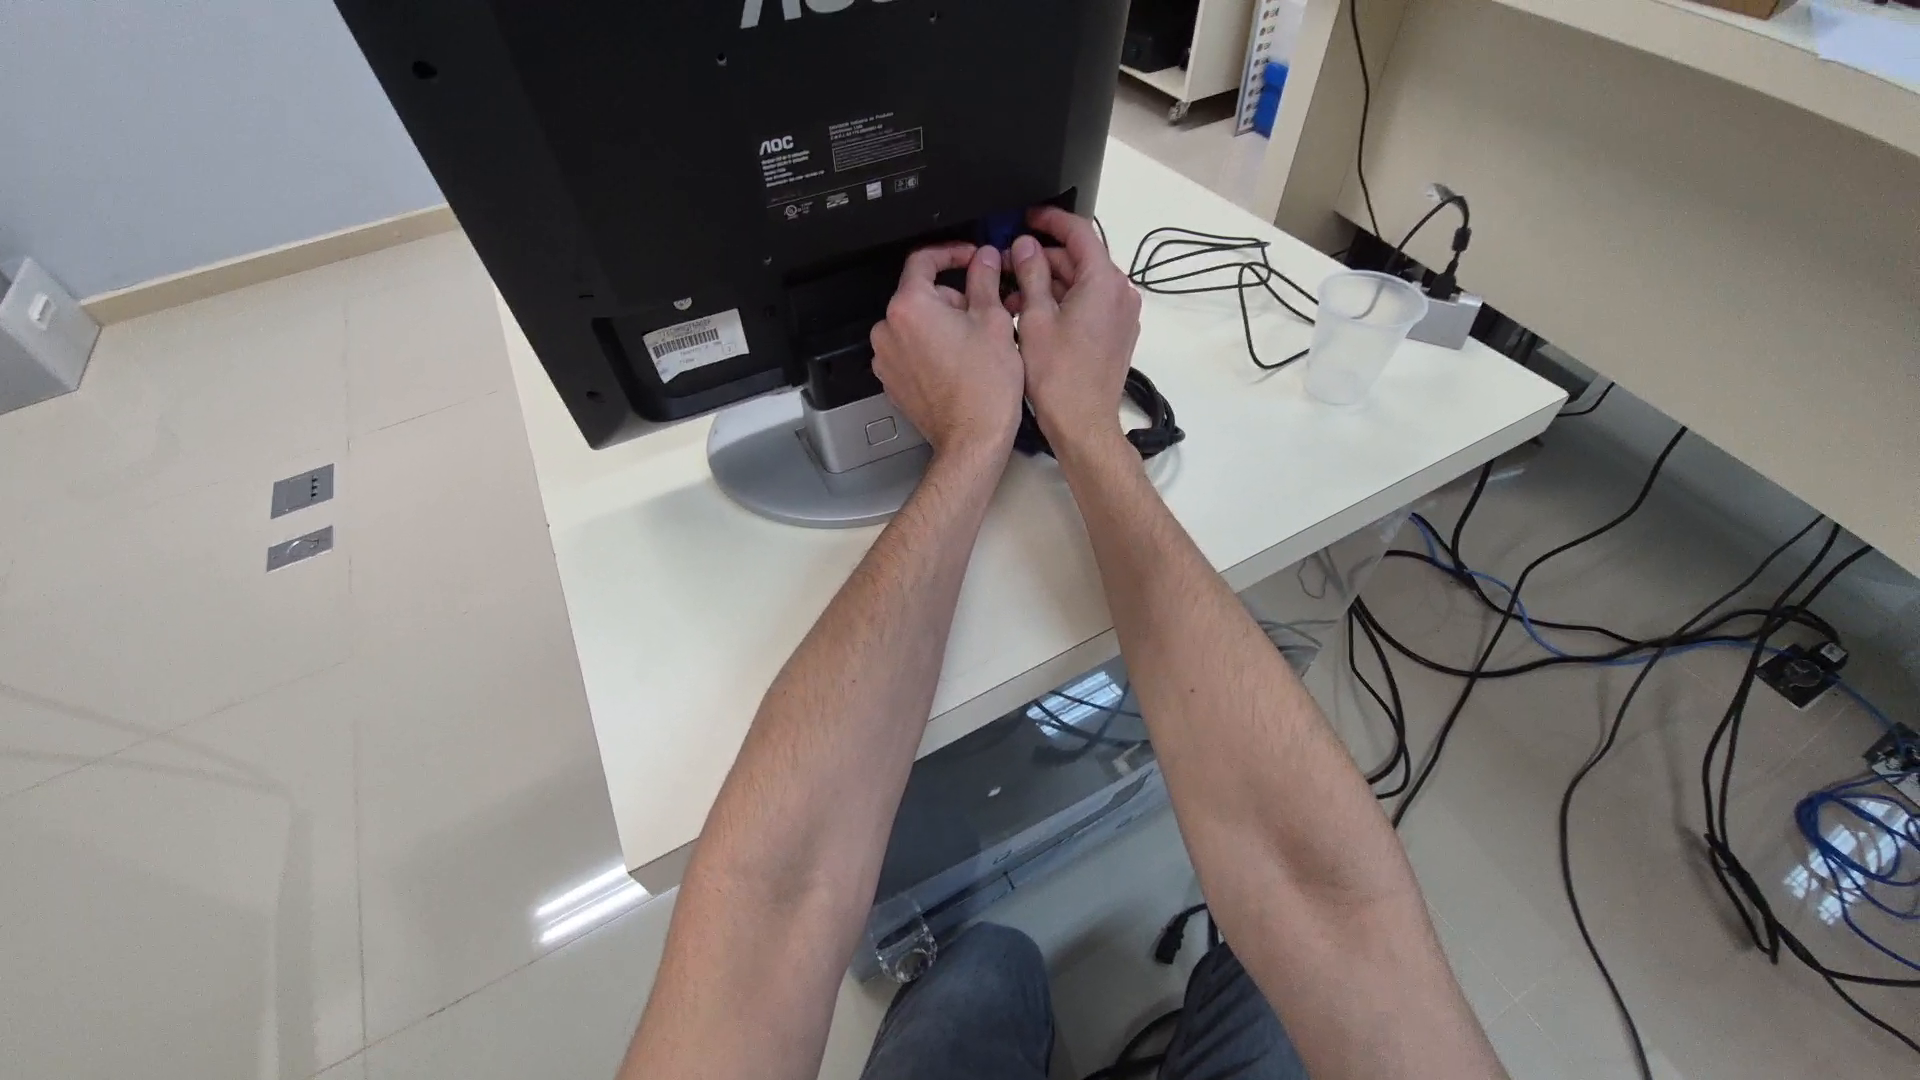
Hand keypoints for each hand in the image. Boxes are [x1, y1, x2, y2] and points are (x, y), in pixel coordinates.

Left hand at [870, 242, 1024, 458]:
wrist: (972, 440)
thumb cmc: (983, 390)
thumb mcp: (994, 321)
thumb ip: (984, 280)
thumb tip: (984, 259)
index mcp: (909, 307)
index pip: (923, 260)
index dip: (951, 253)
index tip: (970, 258)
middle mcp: (888, 330)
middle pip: (920, 295)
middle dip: (951, 298)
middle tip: (983, 313)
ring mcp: (886, 358)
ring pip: (915, 325)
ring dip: (942, 325)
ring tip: (973, 345)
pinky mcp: (892, 381)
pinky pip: (910, 351)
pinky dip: (931, 350)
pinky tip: (958, 364)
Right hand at [1007, 207, 1142, 453]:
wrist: (1083, 424)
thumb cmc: (1059, 377)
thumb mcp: (1035, 318)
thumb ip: (1031, 274)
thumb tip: (1026, 246)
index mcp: (1103, 282)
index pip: (1079, 232)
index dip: (1050, 220)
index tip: (1028, 216)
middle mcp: (1120, 294)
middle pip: (1080, 259)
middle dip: (1043, 258)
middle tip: (1009, 263)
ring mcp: (1121, 316)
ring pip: (1082, 284)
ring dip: (1049, 283)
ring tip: (1013, 295)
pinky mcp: (1116, 336)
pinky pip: (1090, 306)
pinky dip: (1064, 303)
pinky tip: (1034, 314)